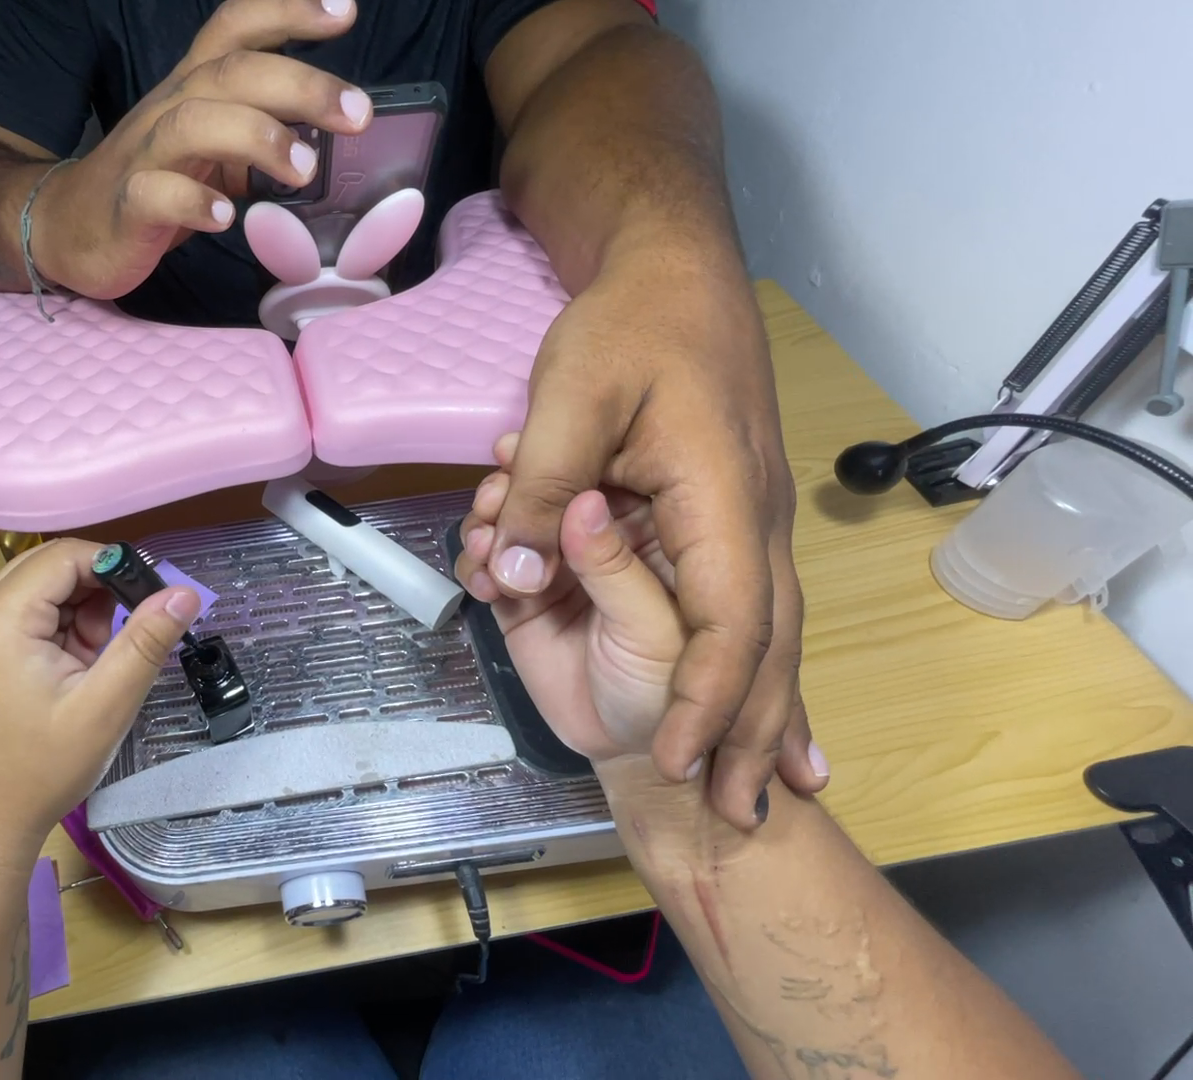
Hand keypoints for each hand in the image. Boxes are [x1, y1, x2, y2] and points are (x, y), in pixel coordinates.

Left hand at [0, 539, 199, 858]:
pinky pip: (28, 614)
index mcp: (0, 617)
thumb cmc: (39, 770)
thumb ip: (146, 642)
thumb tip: (185, 592)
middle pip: (51, 566)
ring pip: (42, 589)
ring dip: (80, 613)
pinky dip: (61, 631)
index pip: (65, 555)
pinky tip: (72, 673)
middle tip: (118, 642)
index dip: (115, 566)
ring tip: (93, 667)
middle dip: (96, 592)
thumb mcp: (104, 706)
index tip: (149, 601)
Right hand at [30, 0, 369, 299]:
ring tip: (303, 169)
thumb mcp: (207, 150)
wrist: (69, 226)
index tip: (346, 11)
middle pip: (231, 72)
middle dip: (300, 85)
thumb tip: (321, 144)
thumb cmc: (152, 183)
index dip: (288, 9)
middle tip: (358, 114)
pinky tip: (228, 219)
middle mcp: (169, 109)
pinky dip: (195, 204)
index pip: (237, 28)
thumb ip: (254, 138)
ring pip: (195, 123)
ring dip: (256, 138)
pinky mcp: (127, 206)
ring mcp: (144, 156)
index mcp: (193, 89)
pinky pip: (156, 196)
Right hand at [459, 481, 684, 759]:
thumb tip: (581, 501)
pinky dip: (475, 563)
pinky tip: (479, 579)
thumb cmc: (659, 693)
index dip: (561, 461)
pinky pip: (486, 562)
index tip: (517, 450)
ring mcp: (554, 561)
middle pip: (547, 490)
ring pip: (511, 520)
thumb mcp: (652, 631)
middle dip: (513, 490)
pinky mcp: (516, 590)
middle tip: (492, 497)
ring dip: (489, 525)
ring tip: (482, 542)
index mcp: (650, 533)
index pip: (602, 477)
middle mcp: (598, 537)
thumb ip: (616, 568)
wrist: (613, 749)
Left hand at [462, 260, 825, 828]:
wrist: (675, 274)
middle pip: (765, 641)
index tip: (676, 764)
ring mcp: (746, 515)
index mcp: (724, 501)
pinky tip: (742, 693)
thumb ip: (541, 496)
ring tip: (750, 780)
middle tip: (736, 810)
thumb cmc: (626, 331)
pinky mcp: (724, 507)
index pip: (730, 623)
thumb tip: (515, 578)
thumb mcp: (567, 404)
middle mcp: (753, 520)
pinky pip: (733, 594)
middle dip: (748, 729)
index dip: (706, 701)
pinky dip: (736, 652)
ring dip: (753, 704)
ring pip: (758, 625)